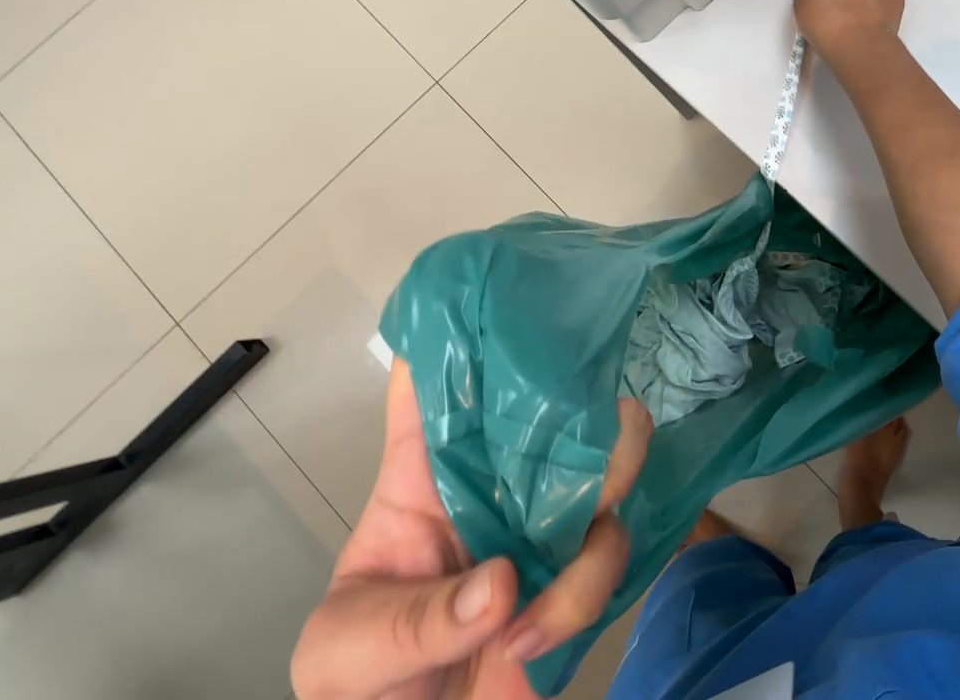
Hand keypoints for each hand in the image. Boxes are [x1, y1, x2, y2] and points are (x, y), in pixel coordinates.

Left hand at [291, 359, 652, 699]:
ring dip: (588, 538)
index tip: (504, 298)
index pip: (440, 382)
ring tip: (540, 605)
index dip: (465, 332)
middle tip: (592, 454)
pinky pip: (613, 549)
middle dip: (587, 416)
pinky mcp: (582, 568)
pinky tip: (532, 643)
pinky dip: (583, 599)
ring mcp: (545, 522)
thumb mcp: (346, 653)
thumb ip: (412, 620)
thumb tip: (506, 580)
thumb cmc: (360, 688)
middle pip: (555, 406)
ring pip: (607, 470)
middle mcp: (497, 480)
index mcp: (425, 474)